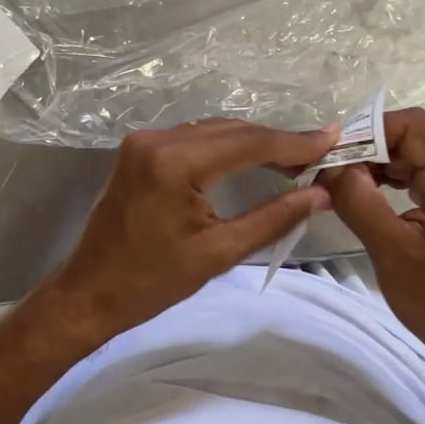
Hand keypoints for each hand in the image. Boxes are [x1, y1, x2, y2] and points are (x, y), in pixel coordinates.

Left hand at [40, 119, 337, 338]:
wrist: (91, 292)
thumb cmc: (152, 281)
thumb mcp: (219, 252)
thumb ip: (273, 218)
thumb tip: (320, 194)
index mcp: (174, 163)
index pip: (248, 143)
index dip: (294, 143)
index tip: (333, 140)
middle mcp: (156, 140)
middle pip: (231, 131)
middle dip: (276, 142)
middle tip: (320, 153)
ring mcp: (143, 143)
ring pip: (213, 132)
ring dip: (252, 143)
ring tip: (294, 159)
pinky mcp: (138, 152)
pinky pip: (192, 140)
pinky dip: (225, 148)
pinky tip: (250, 160)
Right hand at [315, 109, 424, 356]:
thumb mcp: (389, 249)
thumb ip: (359, 200)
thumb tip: (328, 165)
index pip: (413, 127)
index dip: (368, 131)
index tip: (330, 152)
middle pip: (414, 135)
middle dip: (367, 146)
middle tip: (327, 169)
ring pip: (415, 151)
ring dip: (376, 160)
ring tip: (339, 180)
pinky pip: (421, 171)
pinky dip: (390, 175)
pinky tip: (363, 189)